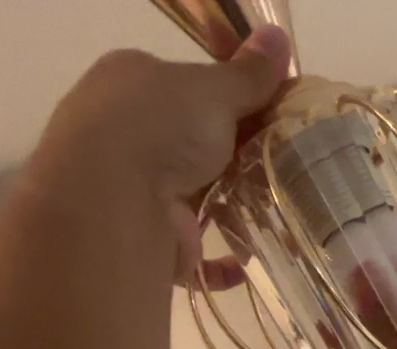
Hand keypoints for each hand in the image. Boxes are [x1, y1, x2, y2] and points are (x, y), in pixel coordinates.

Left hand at [25, 29, 292, 284]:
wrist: (113, 196)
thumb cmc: (160, 125)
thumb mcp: (213, 89)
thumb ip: (249, 74)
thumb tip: (279, 36)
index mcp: (132, 81)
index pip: (188, 85)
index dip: (231, 98)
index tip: (271, 115)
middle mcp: (125, 131)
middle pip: (193, 141)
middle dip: (235, 154)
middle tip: (283, 163)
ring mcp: (134, 188)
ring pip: (193, 195)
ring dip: (228, 205)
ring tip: (275, 209)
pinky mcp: (148, 238)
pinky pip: (193, 254)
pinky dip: (219, 264)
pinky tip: (245, 263)